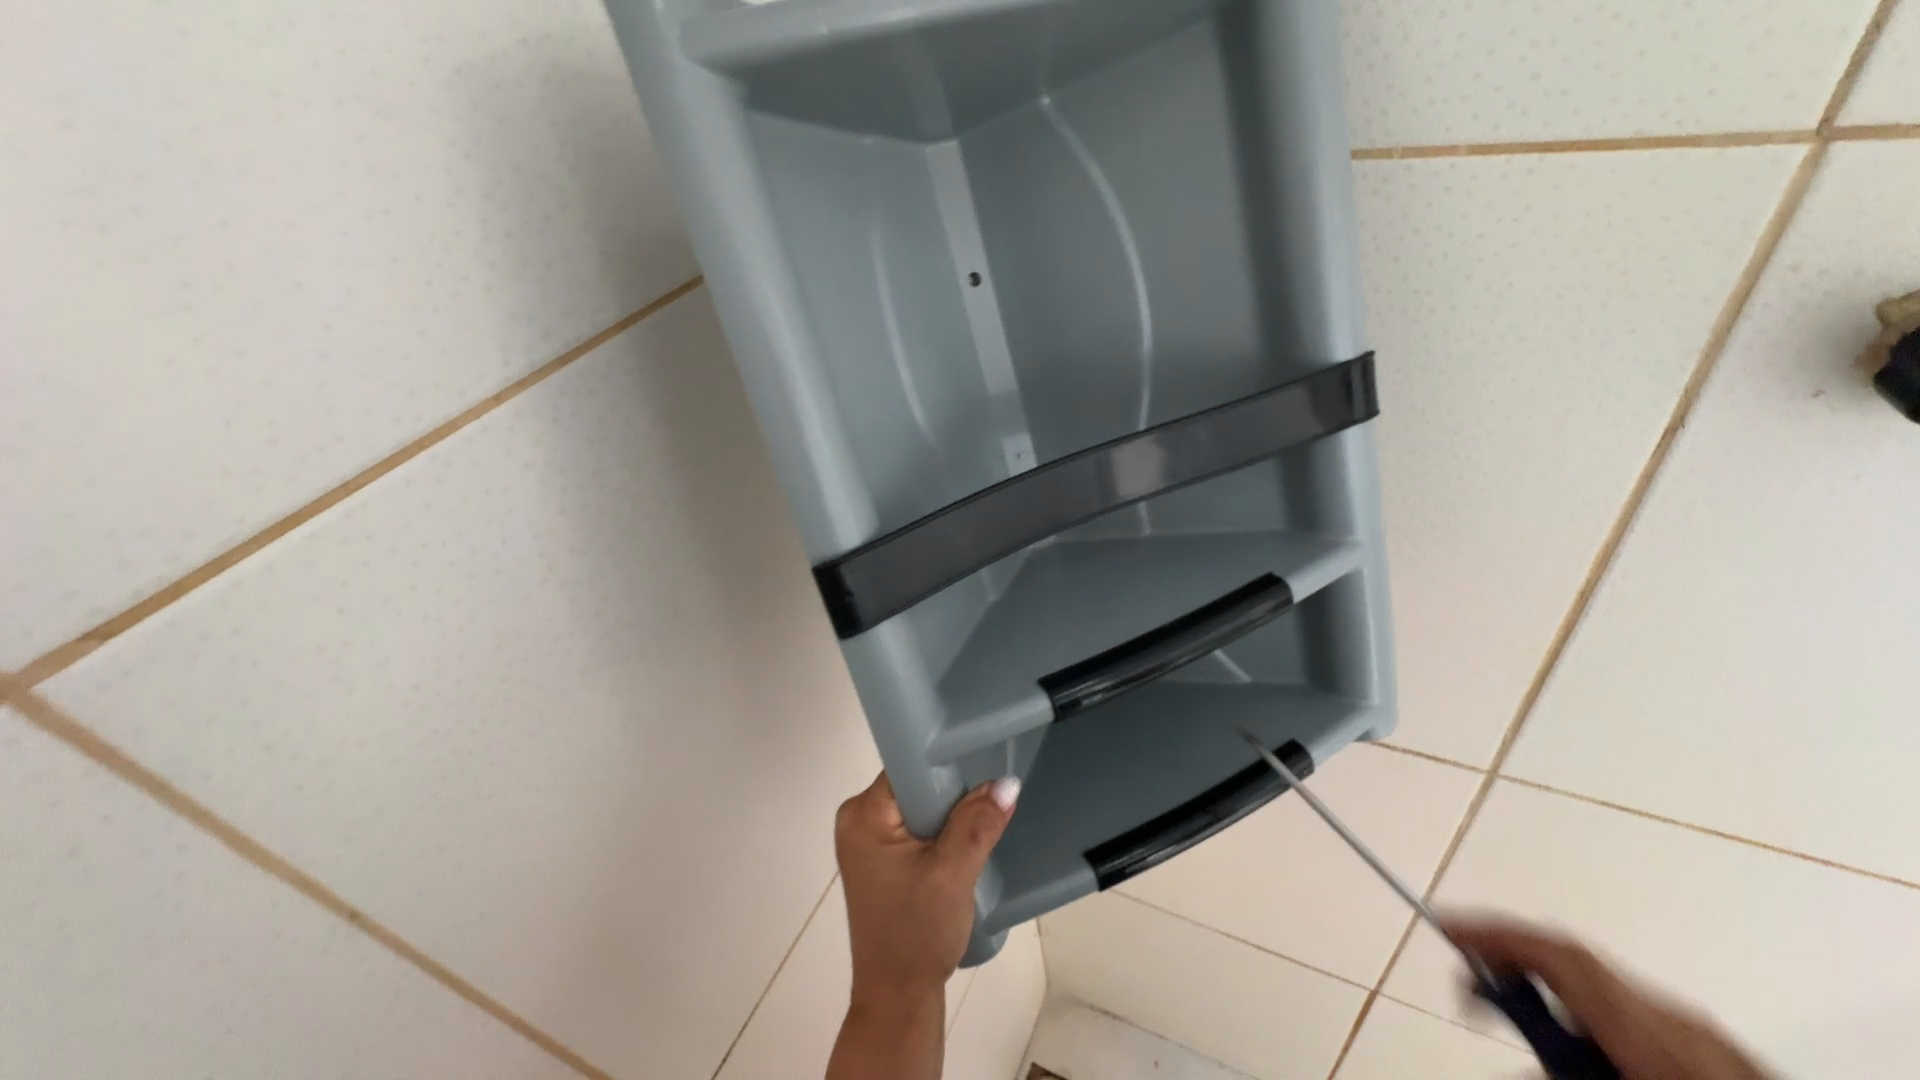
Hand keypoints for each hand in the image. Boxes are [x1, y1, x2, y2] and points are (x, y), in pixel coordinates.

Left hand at [836, 773, 1019, 1005]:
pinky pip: (917, 827)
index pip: (909, 766)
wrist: (898, 997)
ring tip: (988, 811)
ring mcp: (868, 841)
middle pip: (915, 783)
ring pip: (920, 807)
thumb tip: (1006, 782)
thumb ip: (977, 823)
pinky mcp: (882, 860)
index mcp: (863, 815)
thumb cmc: (917, 933)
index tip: (984, 762)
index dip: (947, 764)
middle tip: (994, 789)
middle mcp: (858, 820)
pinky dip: (943, 831)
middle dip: (954, 788)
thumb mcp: (952, 874)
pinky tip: (969, 836)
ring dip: (952, 813)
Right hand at [1445, 918, 1773, 1079]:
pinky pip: (1640, 1022)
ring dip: (1557, 1009)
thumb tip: (1506, 1050)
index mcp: (1652, 1033)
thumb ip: (1556, 1070)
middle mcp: (1680, 1022)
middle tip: (1470, 997)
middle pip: (1577, 971)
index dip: (1494, 932)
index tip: (1441, 925)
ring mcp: (1707, 1036)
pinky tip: (1589, 1061)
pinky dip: (1595, 1025)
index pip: (1560, 955)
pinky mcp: (1722, 1053)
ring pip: (1608, 998)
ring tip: (1533, 1049)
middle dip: (1517, 975)